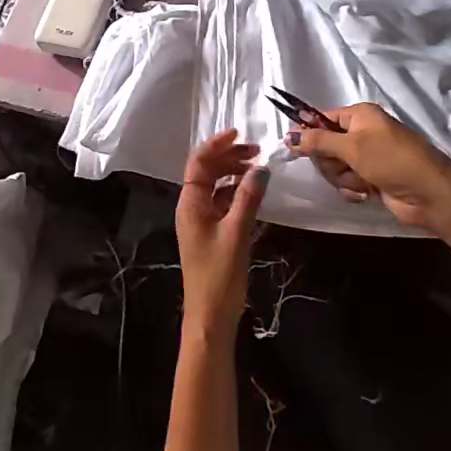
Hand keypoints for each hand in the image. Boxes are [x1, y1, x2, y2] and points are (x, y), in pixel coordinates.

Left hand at [175, 130, 268, 334]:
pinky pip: (222, 202)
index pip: (198, 162)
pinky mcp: (212, 232)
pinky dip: (237, 192)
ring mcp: (201, 220)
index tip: (239, 133)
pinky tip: (254, 193)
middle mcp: (192, 207)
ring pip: (216, 185)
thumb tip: (261, 168)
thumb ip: (248, 198)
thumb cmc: (219, 276)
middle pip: (207, 171)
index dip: (216, 144)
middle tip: (257, 152)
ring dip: (234, 173)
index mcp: (189, 203)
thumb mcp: (236, 234)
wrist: (210, 317)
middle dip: (229, 157)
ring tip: (259, 169)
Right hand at [286, 103, 450, 235]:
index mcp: (360, 115)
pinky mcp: (371, 178)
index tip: (293, 147)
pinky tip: (365, 193)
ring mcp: (367, 157)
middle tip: (342, 166)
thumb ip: (318, 141)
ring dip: (342, 177)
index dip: (309, 132)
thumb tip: (288, 136)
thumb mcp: (352, 146)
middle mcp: (363, 133)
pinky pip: (347, 181)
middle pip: (325, 145)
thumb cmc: (392, 160)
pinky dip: (352, 188)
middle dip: (330, 161)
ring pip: (334, 166)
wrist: (430, 194)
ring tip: (360, 182)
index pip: (323, 119)